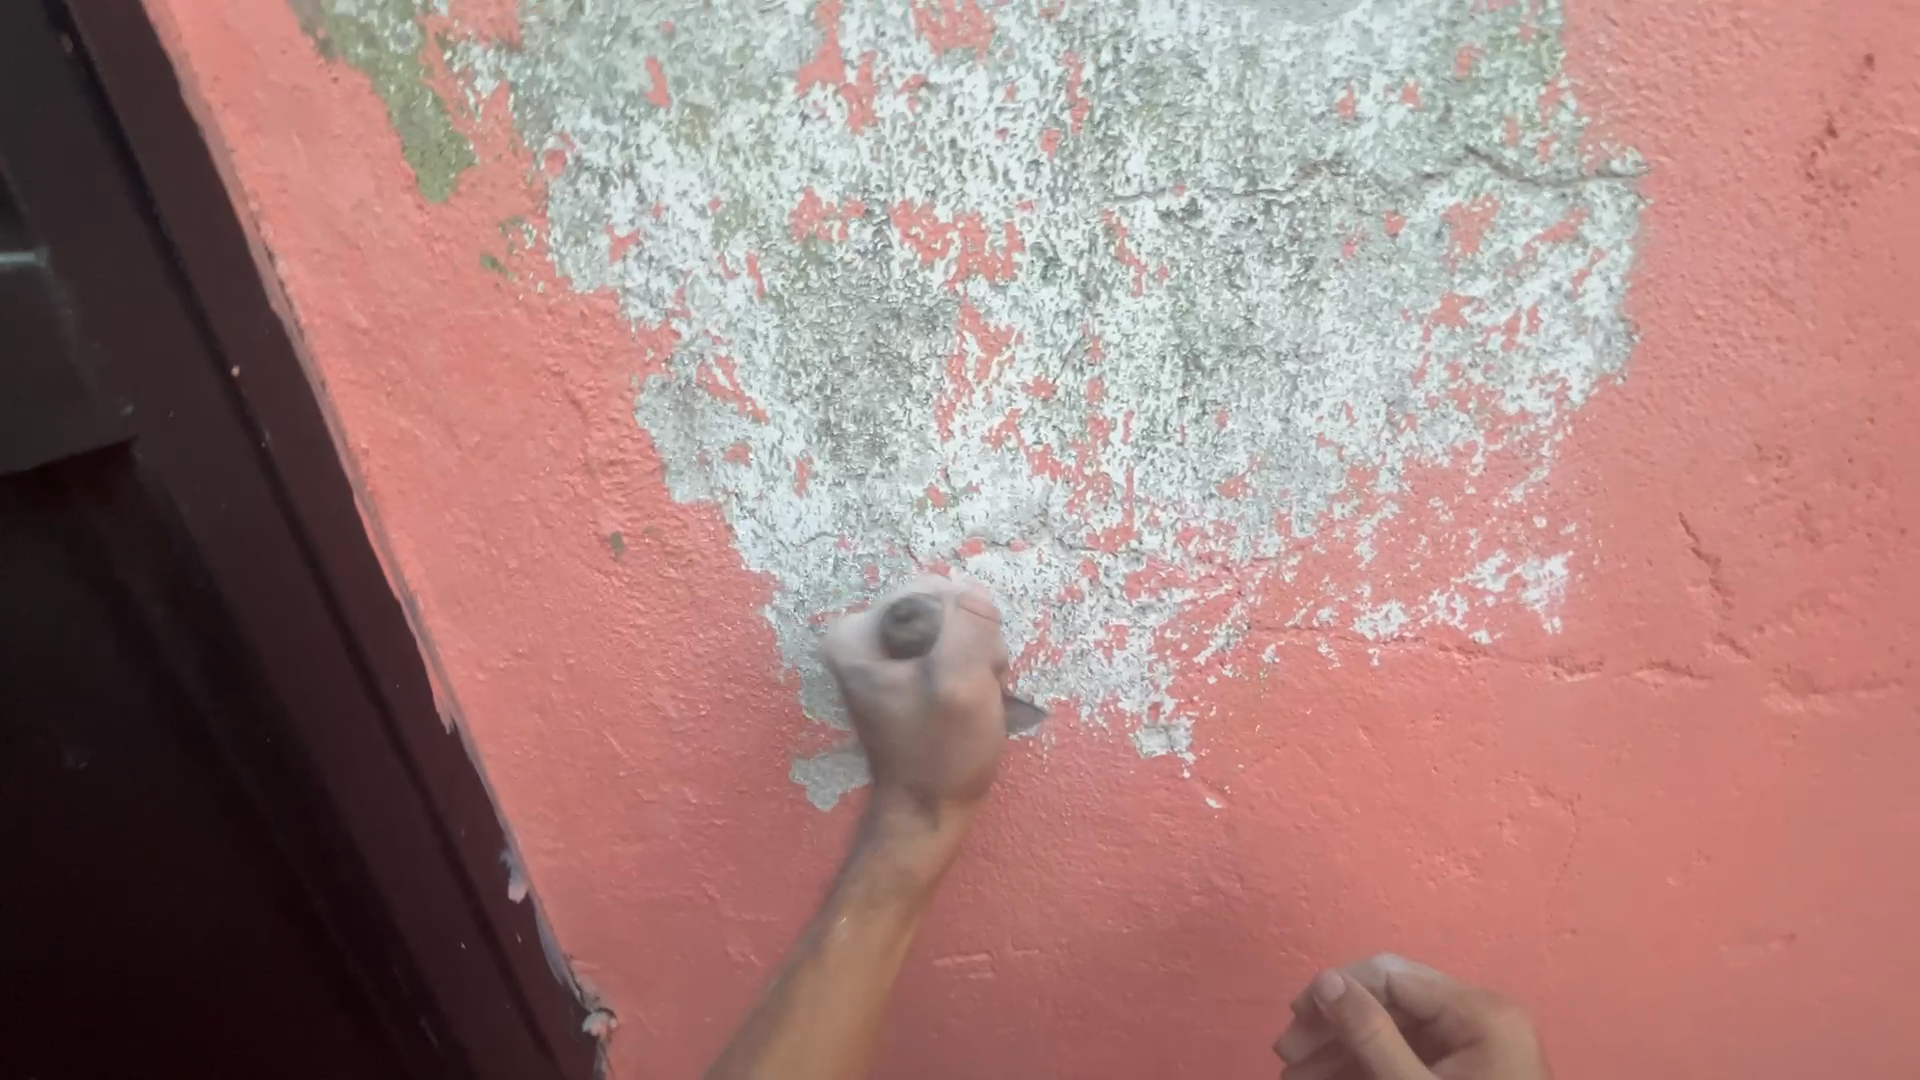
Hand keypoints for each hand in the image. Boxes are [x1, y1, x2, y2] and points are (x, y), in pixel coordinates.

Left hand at [821, 576, 1010, 829]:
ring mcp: (884, 650)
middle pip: (943, 603)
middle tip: (973, 688)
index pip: (932, 590)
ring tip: (974, 697)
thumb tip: (971, 587)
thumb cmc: (942, 754)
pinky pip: (953, 642)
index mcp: (856, 633)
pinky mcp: (905, 665)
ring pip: (954, 622)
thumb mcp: (961, 682)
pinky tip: (971, 698)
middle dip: (973, 642)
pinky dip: (973, 666)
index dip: (963, 628)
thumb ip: (968, 622)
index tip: (964, 673)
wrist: (931, 809)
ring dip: (978, 656)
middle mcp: (862, 634)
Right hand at [1274, 954, 1550, 1079]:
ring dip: (1338, 1049)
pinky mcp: (1463, 1070)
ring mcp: (1472, 1044)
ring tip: (1294, 1075)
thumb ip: (1370, 1035)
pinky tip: (1327, 1077)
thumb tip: (1324, 979)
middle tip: (1286, 1054)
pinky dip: (1363, 1065)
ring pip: (1386, 1029)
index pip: (1387, 976)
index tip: (1293, 1022)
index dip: (1334, 993)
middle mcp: (1478, 1016)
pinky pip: (1402, 1053)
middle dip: (1331, 1027)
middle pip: (1384, 1001)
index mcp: (1480, 1013)